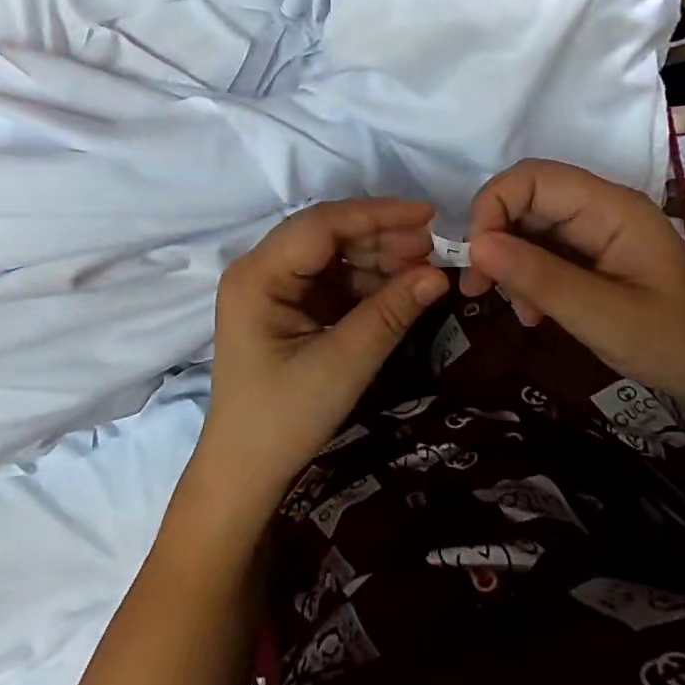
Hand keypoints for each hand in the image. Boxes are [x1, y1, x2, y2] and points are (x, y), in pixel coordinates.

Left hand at [203, 199, 448, 506]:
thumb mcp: (342, 365)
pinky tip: (398, 288)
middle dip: (380, 236)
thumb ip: (389, 314)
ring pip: (331, 254)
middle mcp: (258, 270)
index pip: (321, 225)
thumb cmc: (284, 419)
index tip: (428, 216)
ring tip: (422, 267)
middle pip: (326, 234)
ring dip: (376, 258)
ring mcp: (271, 288)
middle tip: (431, 246)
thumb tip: (439, 274)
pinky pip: (330, 279)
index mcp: (257, 276)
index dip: (377, 215)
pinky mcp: (285, 307)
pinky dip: (365, 281)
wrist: (246, 470)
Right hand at [459, 159, 684, 401]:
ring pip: (528, 227)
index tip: (475, 256)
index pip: (534, 178)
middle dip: (493, 237)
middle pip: (527, 199)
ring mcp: (595, 233)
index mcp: (613, 209)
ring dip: (507, 263)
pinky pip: (541, 253)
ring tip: (511, 309)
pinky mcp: (589, 257)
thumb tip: (476, 246)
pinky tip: (531, 314)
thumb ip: (540, 278)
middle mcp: (600, 210)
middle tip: (476, 287)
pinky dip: (524, 279)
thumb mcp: (603, 316)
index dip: (494, 204)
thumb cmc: (674, 345)